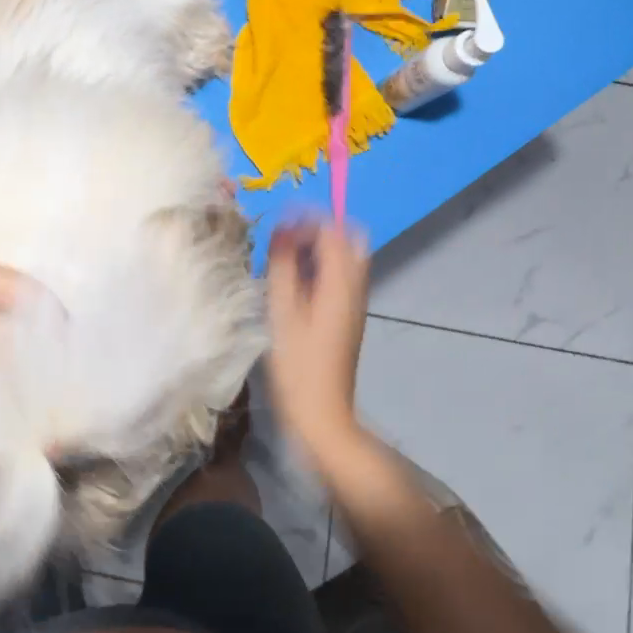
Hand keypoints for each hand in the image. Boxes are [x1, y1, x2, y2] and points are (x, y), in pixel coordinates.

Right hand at [264, 219, 370, 462]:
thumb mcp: (282, 311)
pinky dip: (319, 268)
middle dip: (317, 229)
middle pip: (348, 239)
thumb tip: (282, 229)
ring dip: (317, 248)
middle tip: (284, 240)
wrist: (321, 414)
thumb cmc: (298, 365)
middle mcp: (355, 287)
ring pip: (344, 257)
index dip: (306, 218)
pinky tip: (292, 284)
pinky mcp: (347, 315)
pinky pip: (339, 276)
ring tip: (283, 260)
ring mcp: (354, 302)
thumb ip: (283, 266)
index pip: (334, 229)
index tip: (276, 224)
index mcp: (341, 282)